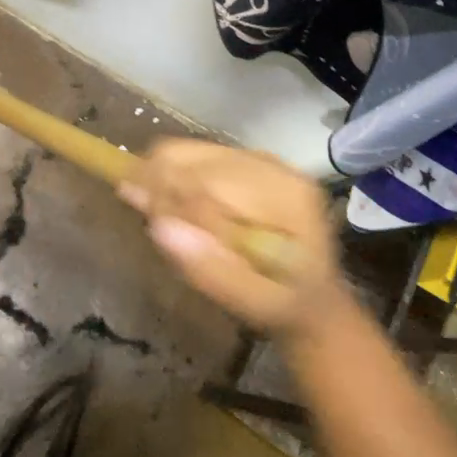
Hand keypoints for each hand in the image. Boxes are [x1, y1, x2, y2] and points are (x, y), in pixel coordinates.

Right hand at [123, 138, 349, 340]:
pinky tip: (172, 207)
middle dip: (159, 184)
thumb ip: (211, 270)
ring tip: (155, 212)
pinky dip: (171, 176)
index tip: (143, 218)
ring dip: (161, 178)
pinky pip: (191, 156)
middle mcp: (274, 167)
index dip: (168, 197)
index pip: (209, 181)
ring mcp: (259, 160)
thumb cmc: (285, 305)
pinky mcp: (244, 162)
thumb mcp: (254, 303)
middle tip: (144, 215)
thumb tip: (160, 229)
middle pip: (193, 158)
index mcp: (286, 196)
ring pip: (187, 152)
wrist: (312, 298)